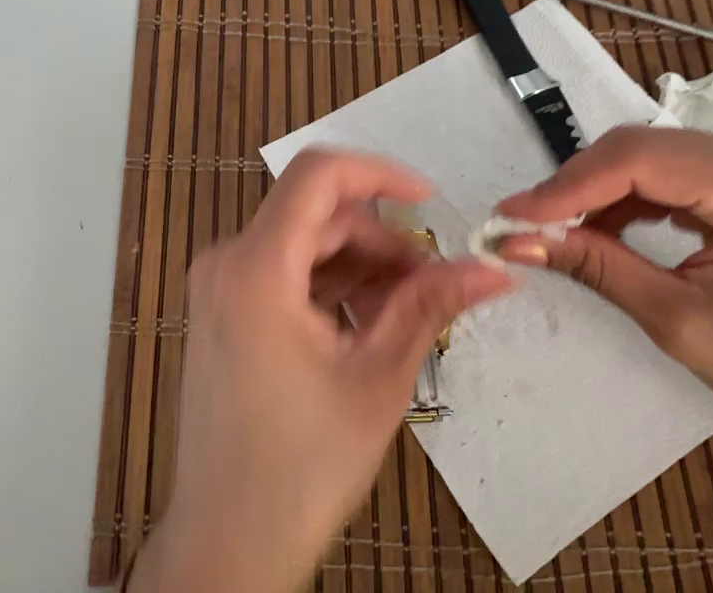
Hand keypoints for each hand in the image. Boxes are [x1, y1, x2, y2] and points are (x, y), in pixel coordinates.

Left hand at [129, 148, 514, 592]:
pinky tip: (368, 326)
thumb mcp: (378, 378)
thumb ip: (430, 306)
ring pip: (304, 243)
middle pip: (317, 214)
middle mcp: (227, 263)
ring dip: (361, 265)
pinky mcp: (223, 311)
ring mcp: (219, 288)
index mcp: (256, 268)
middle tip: (435, 282)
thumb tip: (492, 269)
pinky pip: (285, 273)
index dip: (380, 173)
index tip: (431, 199)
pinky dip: (331, 286)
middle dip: (382, 238)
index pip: (318, 174)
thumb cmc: (299, 467)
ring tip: (407, 312)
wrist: (227, 540)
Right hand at [494, 126, 712, 452]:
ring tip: (556, 231)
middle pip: (643, 148)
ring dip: (598, 192)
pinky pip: (672, 171)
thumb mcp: (680, 322)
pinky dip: (628, 197)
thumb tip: (518, 240)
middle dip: (577, 187)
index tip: (510, 216)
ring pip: (651, 155)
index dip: (568, 185)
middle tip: (524, 225)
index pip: (641, 160)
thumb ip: (598, 267)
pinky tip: (600, 227)